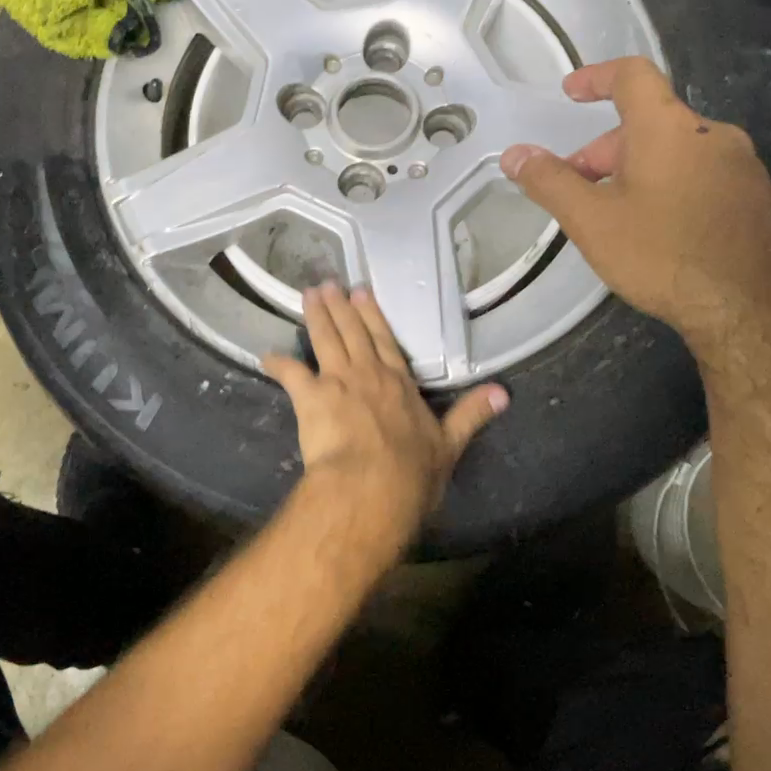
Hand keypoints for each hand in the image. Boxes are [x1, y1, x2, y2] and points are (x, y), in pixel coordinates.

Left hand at [263, 284, 508, 540]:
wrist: (373, 486)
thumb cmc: (412, 471)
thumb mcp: (449, 444)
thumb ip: (472, 414)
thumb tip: (504, 393)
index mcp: (399, 383)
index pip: (385, 340)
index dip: (371, 315)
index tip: (361, 292)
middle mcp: (368, 373)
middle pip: (352, 332)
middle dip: (339, 306)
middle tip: (326, 284)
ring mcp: (338, 381)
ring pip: (325, 340)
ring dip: (316, 317)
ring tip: (307, 296)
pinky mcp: (310, 397)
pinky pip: (290, 375)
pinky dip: (278, 363)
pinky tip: (266, 356)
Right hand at [500, 57, 770, 351]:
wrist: (752, 308)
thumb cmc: (663, 254)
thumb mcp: (592, 220)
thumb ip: (550, 182)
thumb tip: (514, 155)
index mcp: (668, 128)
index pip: (632, 77)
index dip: (597, 77)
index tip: (570, 91)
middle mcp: (711, 135)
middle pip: (649, 124)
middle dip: (605, 151)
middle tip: (577, 191)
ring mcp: (741, 166)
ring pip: (675, 153)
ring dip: (636, 172)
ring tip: (614, 218)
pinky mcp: (756, 199)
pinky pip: (701, 177)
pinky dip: (669, 188)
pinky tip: (657, 234)